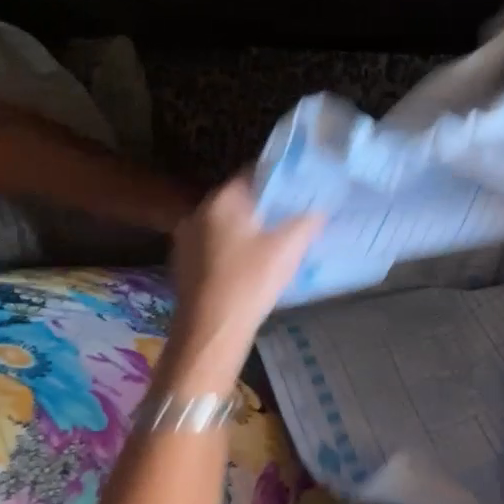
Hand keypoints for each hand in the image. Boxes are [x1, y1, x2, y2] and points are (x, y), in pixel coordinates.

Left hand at [163, 178, 321, 387]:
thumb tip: (319, 210)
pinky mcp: (185, 265)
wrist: (212, 328)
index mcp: (220, 203)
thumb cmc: (250, 279)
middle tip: (296, 210)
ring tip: (280, 236)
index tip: (301, 184)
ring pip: (227, 224)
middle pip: (238, 200)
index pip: (251, 175)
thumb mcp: (290, 245)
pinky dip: (237, 246)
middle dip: (266, 204)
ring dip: (251, 227)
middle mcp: (197, 215)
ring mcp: (186, 241)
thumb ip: (307, 220)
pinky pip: (217, 244)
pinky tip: (257, 260)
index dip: (278, 178)